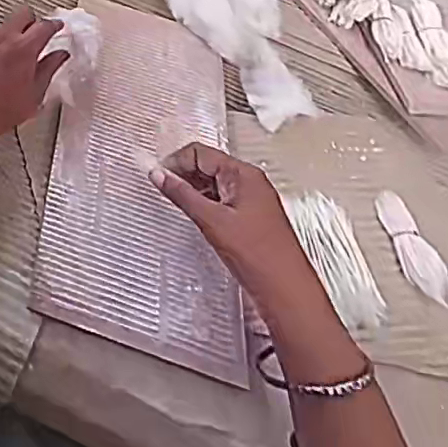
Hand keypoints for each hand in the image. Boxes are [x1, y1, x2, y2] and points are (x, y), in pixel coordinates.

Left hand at [0, 8, 67, 143]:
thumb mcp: (35, 93)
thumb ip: (50, 68)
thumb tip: (60, 55)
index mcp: (23, 49)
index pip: (45, 25)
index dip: (54, 25)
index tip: (57, 27)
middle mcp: (3, 37)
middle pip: (24, 14)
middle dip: (33, 23)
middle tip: (37, 37)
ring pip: (6, 24)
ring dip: (14, 34)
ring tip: (15, 57)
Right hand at [149, 142, 311, 286]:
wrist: (287, 294)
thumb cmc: (262, 258)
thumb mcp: (211, 220)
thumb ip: (181, 194)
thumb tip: (161, 175)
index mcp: (245, 175)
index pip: (200, 152)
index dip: (176, 161)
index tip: (159, 174)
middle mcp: (251, 183)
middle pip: (207, 164)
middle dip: (183, 174)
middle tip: (165, 186)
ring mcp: (253, 200)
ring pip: (213, 182)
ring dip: (193, 189)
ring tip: (179, 202)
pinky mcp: (251, 217)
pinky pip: (221, 199)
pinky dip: (205, 203)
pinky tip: (198, 216)